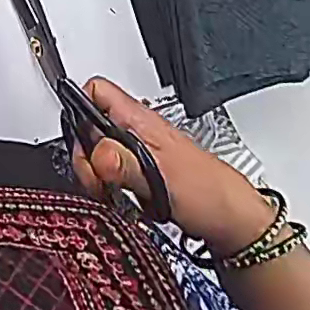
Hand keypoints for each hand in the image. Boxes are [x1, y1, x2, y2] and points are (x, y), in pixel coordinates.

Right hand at [70, 78, 277, 252]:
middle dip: (87, 158)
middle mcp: (135, 130)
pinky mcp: (139, 171)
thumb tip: (95, 153)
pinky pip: (110, 174)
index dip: (79, 109)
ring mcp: (136, 151)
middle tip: (100, 180)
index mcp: (139, 120)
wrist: (230, 218)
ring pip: (97, 155)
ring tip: (117, 193)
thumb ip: (123, 165)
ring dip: (100, 178)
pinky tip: (127, 200)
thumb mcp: (159, 178)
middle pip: (88, 128)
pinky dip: (112, 189)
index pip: (96, 91)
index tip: (80, 144)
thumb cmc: (207, 192)